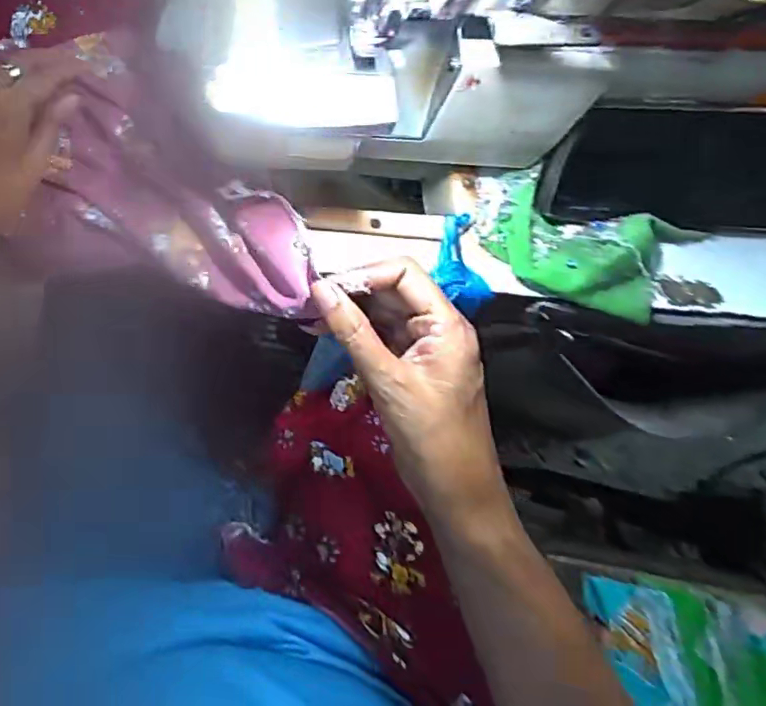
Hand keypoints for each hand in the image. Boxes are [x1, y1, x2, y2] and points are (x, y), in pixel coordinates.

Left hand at [0, 49, 85, 281]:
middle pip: (19, 64)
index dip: (69, 68)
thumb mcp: (33, 165)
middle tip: (69, 61)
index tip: (89, 65)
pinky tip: (17, 91)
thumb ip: (52, 125)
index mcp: (10, 104)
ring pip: (0, 72)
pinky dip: (7, 81)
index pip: (45, 75)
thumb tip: (72, 96)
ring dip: (25, 67)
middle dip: (46, 59)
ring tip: (47, 72)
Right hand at [312, 258, 508, 522]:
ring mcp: (422, 345)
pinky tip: (324, 331)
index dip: (364, 274)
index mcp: (445, 324)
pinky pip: (378, 333)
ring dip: (347, 309)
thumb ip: (353, 331)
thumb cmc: (430, 436)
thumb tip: (320, 289)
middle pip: (390, 288)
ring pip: (380, 310)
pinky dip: (352, 329)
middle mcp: (436, 327)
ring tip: (310, 315)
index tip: (326, 289)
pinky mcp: (407, 362)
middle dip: (350, 290)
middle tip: (310, 301)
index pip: (403, 273)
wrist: (455, 492)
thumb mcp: (388, 379)